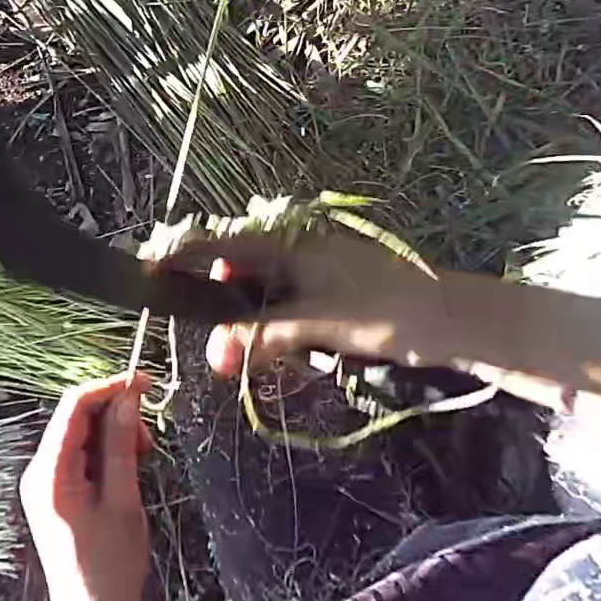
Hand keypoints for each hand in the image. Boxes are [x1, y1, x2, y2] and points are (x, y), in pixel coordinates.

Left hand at [21, 373, 153, 600]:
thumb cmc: (110, 567)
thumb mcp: (123, 499)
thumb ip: (122, 443)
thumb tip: (128, 395)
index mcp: (50, 471)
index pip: (74, 405)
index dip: (109, 386)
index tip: (144, 382)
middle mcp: (40, 470)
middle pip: (78, 417)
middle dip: (115, 415)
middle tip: (147, 438)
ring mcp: (47, 480)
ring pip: (83, 433)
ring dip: (115, 434)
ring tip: (141, 458)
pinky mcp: (58, 490)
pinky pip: (83, 453)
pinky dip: (108, 452)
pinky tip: (128, 468)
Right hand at [171, 232, 440, 377]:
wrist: (452, 318)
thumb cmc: (384, 311)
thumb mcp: (318, 323)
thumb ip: (264, 334)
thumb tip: (217, 354)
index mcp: (288, 244)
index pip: (222, 245)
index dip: (184, 256)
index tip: (149, 268)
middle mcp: (295, 249)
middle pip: (238, 270)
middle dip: (219, 307)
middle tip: (214, 351)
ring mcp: (312, 267)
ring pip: (261, 289)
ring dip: (248, 321)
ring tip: (243, 356)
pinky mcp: (326, 287)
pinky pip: (284, 301)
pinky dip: (274, 323)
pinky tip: (278, 348)